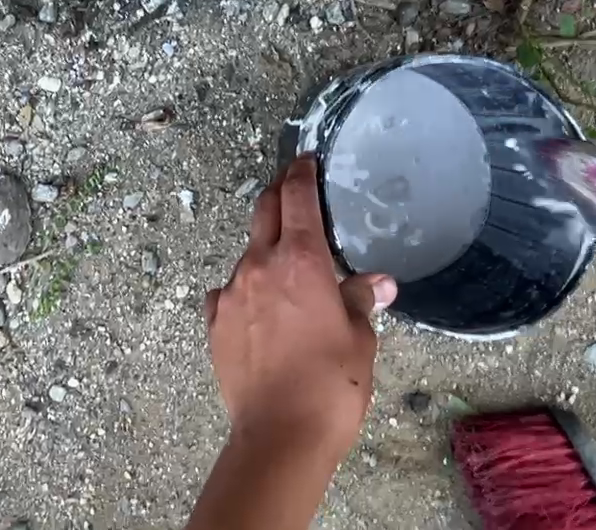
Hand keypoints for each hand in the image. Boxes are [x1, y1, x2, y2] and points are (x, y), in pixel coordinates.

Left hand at [203, 155, 396, 459]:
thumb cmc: (330, 385)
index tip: (304, 161)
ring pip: (248, 254)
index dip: (300, 173)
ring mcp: (232, 291)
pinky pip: (229, 291)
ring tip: (286, 275)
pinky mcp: (215, 321)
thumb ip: (362, 300)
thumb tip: (381, 283)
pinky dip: (244, 290)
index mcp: (301, 260)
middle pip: (263, 210)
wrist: (280, 435)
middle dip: (276, 192)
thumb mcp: (360, 339)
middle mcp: (259, 265)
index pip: (296, 197)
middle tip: (290, 188)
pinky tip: (258, 311)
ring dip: (265, 251)